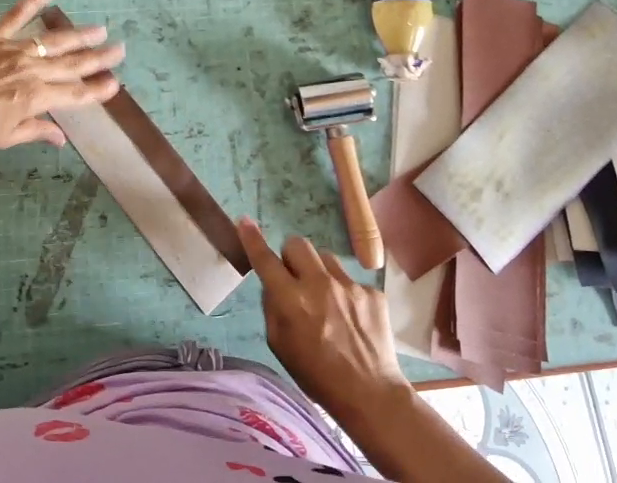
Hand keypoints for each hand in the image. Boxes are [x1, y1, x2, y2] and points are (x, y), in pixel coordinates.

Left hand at [0, 0, 122, 149]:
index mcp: (37, 98)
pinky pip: (17, 14)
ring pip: (54, 40)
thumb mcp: (7, 136)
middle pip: (72, 64)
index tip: (114, 83)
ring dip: (79, 34)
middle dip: (99, 58)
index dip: (97, 89)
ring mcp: (14, 50)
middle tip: (119, 49)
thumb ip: (37, 131)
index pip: (75, 93)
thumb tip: (61, 138)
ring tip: (99, 29)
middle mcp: (32, 71)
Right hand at [239, 218, 407, 415]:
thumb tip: (274, 284)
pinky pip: (350, 280)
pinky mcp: (372, 292)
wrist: (370, 394)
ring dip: (319, 272)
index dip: (252, 238)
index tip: (245, 221)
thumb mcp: (280, 345)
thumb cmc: (316, 375)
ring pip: (325, 257)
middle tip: (295, 279)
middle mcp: (319, 284)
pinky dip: (345, 293)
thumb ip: (273, 307)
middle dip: (291, 257)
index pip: (265, 259)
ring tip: (327, 301)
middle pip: (297, 243)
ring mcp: (349, 286)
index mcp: (291, 300)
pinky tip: (351, 318)